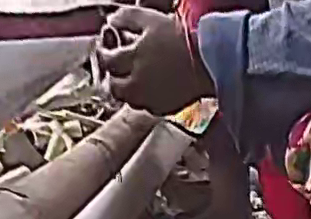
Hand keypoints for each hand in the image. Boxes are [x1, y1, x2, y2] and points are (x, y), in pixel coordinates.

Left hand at [95, 8, 213, 115]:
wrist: (207, 60)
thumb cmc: (181, 39)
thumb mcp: (149, 19)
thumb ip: (125, 18)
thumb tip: (112, 22)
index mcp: (133, 59)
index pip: (107, 61)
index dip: (104, 53)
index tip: (106, 49)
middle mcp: (139, 84)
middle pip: (116, 87)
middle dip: (113, 77)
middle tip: (116, 69)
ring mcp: (152, 99)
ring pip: (130, 100)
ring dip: (128, 90)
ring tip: (132, 80)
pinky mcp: (165, 109)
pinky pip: (148, 107)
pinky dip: (144, 98)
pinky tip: (150, 88)